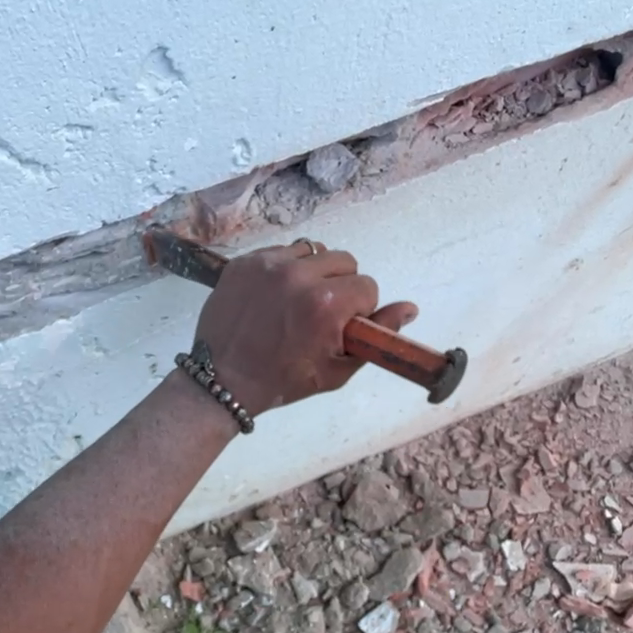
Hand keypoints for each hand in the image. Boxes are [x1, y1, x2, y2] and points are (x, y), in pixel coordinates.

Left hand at [190, 239, 416, 416]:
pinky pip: (281, 252)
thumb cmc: (284, 381)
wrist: (223, 380)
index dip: (358, 310)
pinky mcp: (245, 262)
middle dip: (340, 287)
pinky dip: (285, 270)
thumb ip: (376, 336)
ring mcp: (268, 264)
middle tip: (320, 315)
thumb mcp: (336, 369)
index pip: (366, 287)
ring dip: (314, 273)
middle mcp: (299, 274)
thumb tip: (409, 308)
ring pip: (314, 252)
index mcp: (325, 303)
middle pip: (344, 262)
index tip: (340, 327)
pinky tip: (274, 297)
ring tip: (296, 303)